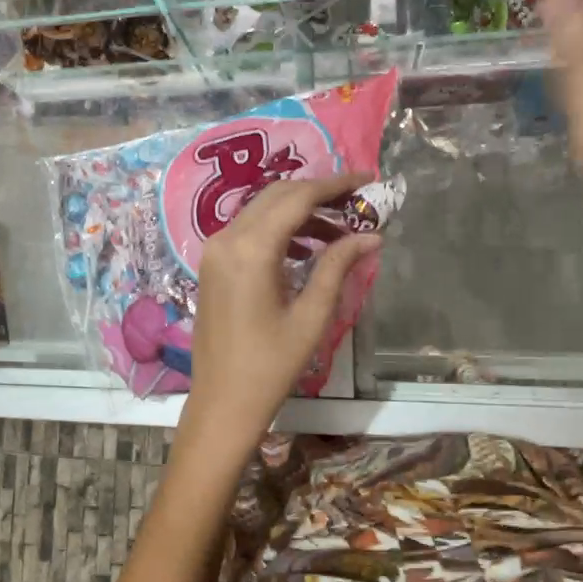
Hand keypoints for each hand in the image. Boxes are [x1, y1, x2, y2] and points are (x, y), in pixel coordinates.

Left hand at [183, 172, 382, 446]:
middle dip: (319, 193)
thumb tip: (370, 234)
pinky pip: (249, 230)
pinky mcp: (212, 264)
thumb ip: (337, 267)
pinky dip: (279, 228)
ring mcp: (214, 250)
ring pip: (262, 210)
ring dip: (300, 212)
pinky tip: (309, 249)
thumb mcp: (312, 316)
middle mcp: (226, 239)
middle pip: (277, 196)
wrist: (222, 401)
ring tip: (340, 231)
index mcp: (250, 249)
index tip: (369, 180)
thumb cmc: (270, 365)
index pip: (298, 197)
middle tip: (358, 203)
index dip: (336, 184)